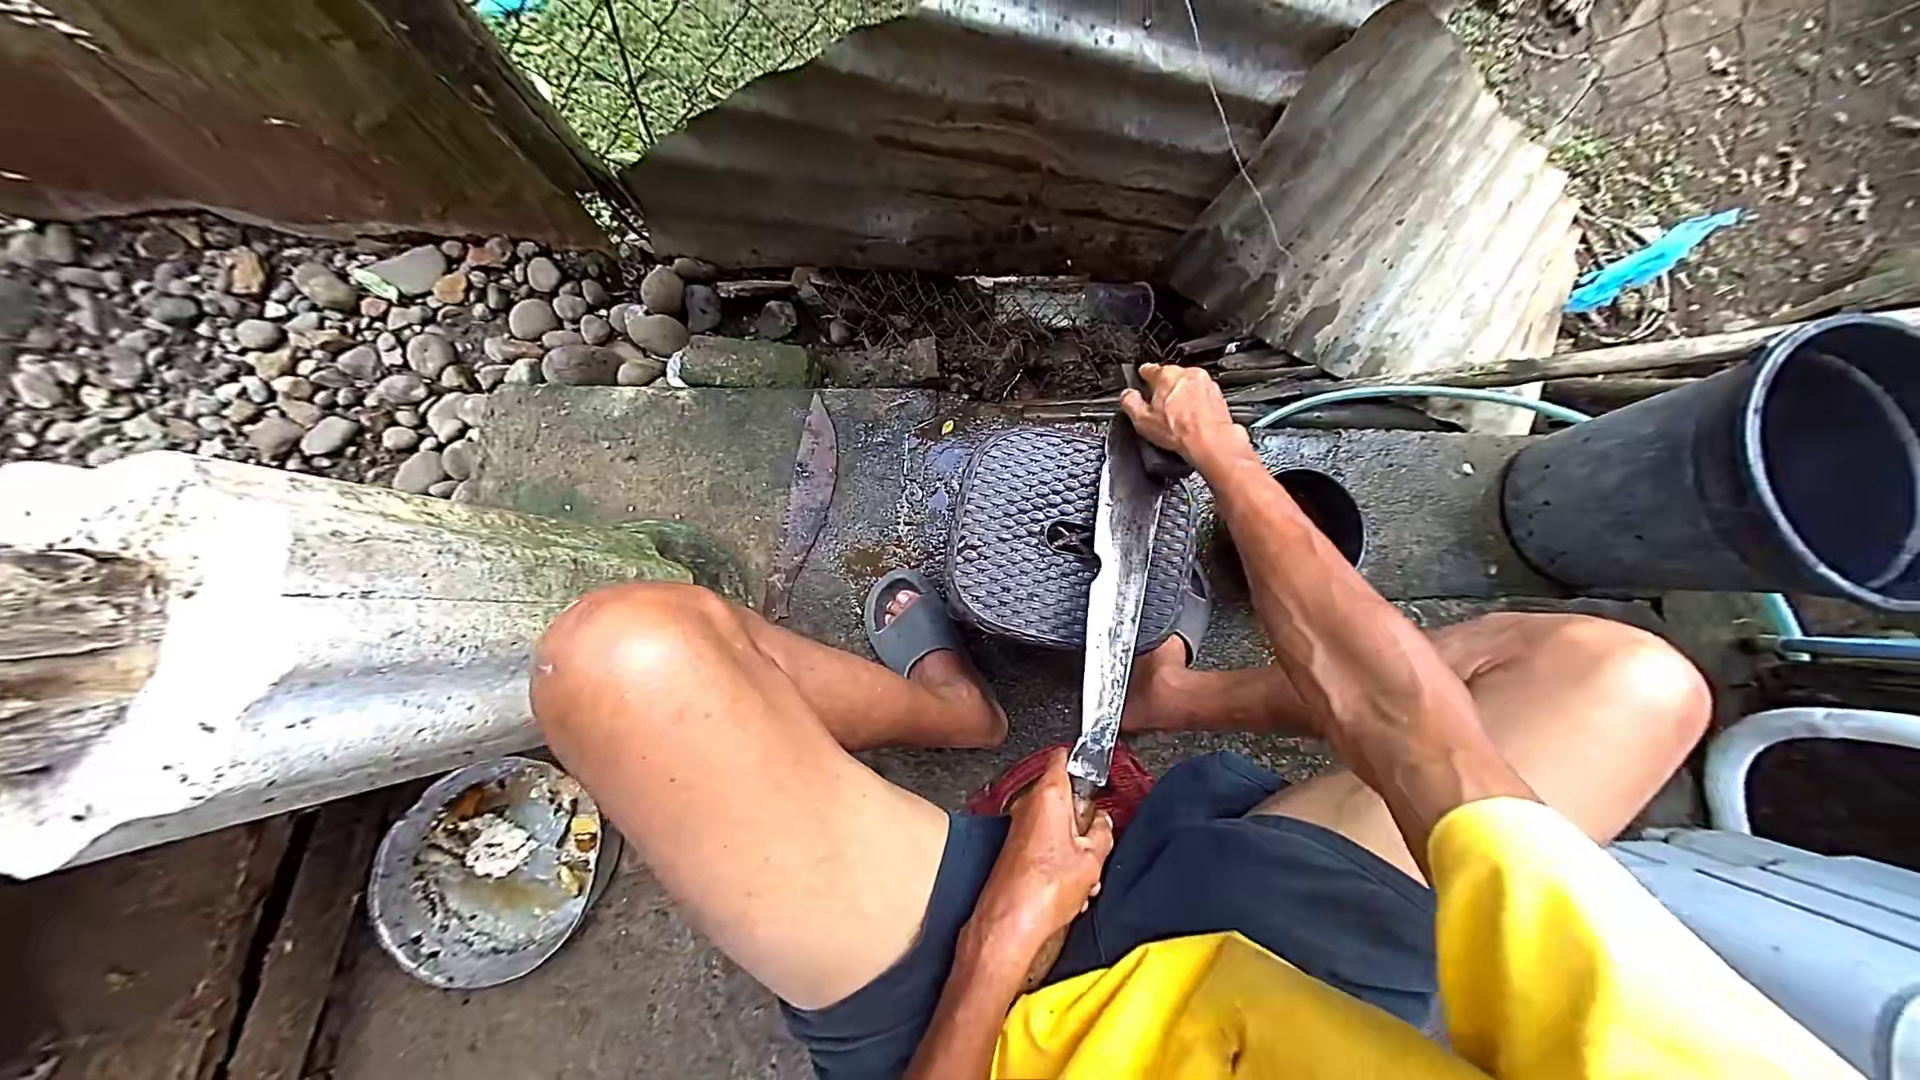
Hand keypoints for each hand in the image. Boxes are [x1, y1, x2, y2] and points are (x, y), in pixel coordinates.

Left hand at [963, 749, 1113, 971]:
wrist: (1008, 922)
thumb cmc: (1042, 889)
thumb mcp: (1092, 859)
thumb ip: (1103, 832)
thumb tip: (1104, 822)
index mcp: (1049, 793)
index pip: (1063, 756)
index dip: (1081, 759)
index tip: (1094, 766)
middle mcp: (1030, 803)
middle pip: (1065, 795)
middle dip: (1084, 817)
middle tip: (1096, 839)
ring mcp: (1021, 825)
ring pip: (1057, 823)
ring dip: (1074, 844)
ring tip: (1083, 873)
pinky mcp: (1017, 847)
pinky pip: (1046, 842)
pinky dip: (1060, 859)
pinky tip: (1068, 886)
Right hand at [1119, 364, 1250, 468]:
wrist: (1210, 441)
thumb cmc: (1180, 431)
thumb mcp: (1142, 420)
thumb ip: (1130, 403)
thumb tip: (1126, 396)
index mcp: (1166, 375)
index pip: (1148, 369)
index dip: (1142, 377)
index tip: (1141, 381)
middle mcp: (1187, 374)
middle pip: (1169, 377)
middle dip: (1163, 390)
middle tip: (1158, 409)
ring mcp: (1205, 382)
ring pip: (1186, 385)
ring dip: (1180, 395)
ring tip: (1176, 417)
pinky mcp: (1217, 394)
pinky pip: (1200, 394)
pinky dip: (1195, 403)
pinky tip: (1190, 419)